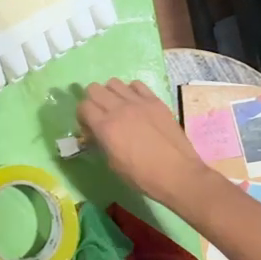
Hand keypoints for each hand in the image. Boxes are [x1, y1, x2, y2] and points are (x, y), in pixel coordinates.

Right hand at [78, 79, 215, 206]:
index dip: (82, 116)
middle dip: (93, 101)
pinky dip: (131, 91)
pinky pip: (136, 85)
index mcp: (106, 127)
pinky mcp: (155, 101)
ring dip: (111, 93)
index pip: (83, 106)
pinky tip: (136, 104)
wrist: (178, 175)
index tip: (89, 127)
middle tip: (100, 115)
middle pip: (94, 88)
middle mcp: (119, 109)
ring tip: (119, 107)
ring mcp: (138, 102)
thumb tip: (95, 133)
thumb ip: (101, 142)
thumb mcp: (113, 164)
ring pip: (113, 82)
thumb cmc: (143, 177)